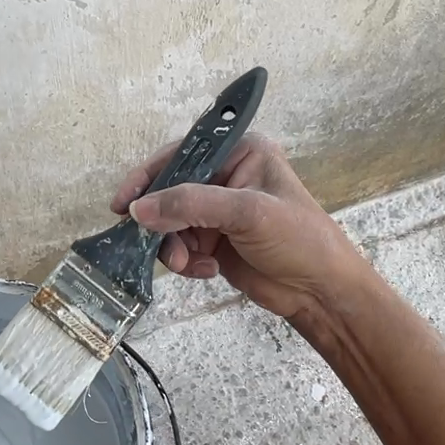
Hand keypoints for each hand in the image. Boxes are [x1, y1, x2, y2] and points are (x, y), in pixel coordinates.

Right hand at [110, 133, 359, 318]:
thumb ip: (190, 205)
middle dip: (161, 221)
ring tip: (188, 263)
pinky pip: (179, 245)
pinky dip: (185, 260)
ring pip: (170, 223)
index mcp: (240, 152)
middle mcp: (225, 176)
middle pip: (169, 191)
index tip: (123, 203)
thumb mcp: (246, 213)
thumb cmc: (299, 240)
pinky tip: (206, 270)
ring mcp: (218, 210)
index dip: (149, 177)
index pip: (181, 155)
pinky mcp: (214, 239)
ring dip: (172, 246)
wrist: (321, 292)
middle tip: (152, 242)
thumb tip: (138, 210)